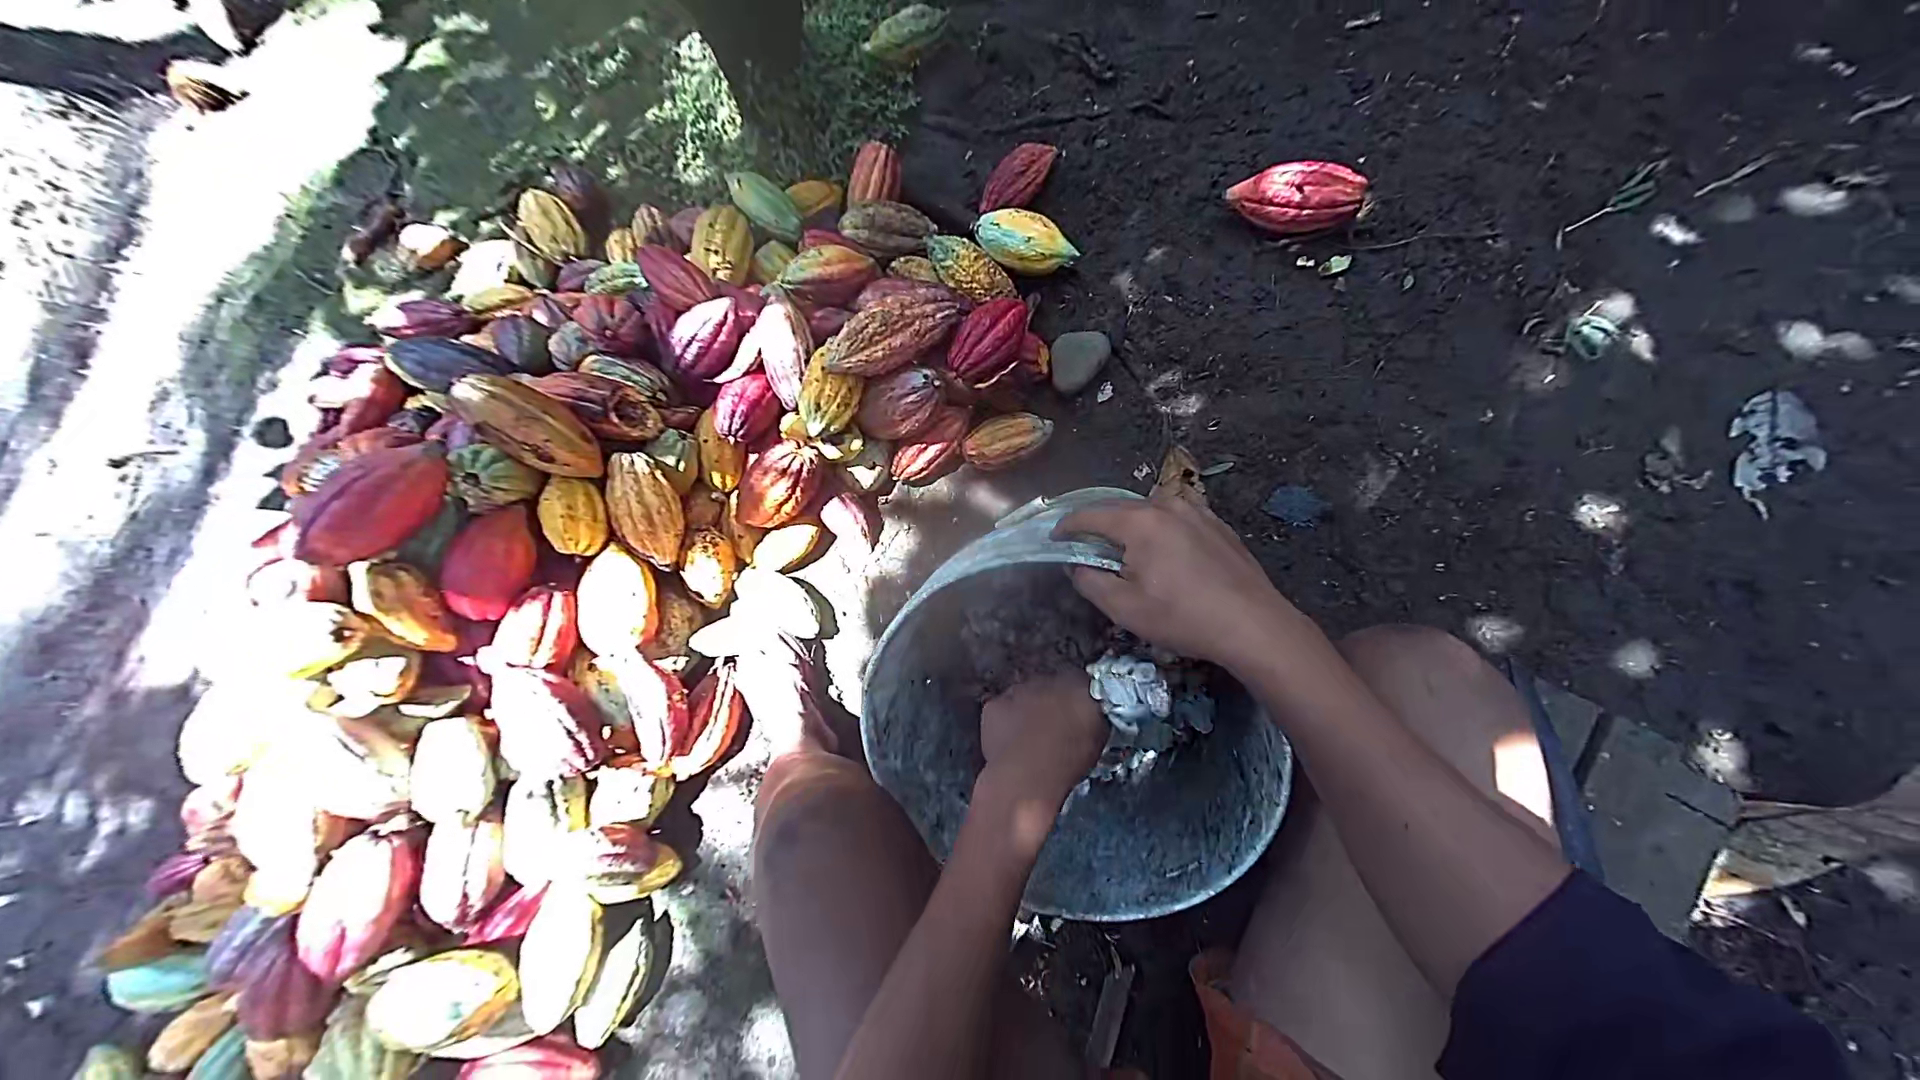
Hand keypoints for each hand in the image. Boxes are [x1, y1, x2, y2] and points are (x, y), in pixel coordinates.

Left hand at [979, 672, 1109, 802]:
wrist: (1026, 775)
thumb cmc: (1067, 762)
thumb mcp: (1097, 740)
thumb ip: (1090, 719)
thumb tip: (1087, 718)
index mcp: (1077, 685)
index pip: (1080, 683)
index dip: (1076, 702)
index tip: (1075, 717)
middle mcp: (1045, 680)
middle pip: (1048, 688)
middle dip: (1048, 704)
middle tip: (1051, 731)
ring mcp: (1016, 690)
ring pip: (1021, 697)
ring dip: (1025, 711)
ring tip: (1028, 740)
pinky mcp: (994, 704)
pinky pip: (1001, 710)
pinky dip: (1003, 722)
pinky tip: (1009, 742)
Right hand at [1054, 493, 1307, 671]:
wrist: (1254, 626)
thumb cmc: (1182, 617)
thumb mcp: (1123, 607)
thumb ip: (1089, 581)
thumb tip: (1076, 566)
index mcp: (1139, 521)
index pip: (1089, 514)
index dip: (1066, 527)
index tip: (1055, 540)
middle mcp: (1167, 505)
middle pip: (1119, 509)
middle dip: (1097, 526)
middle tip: (1084, 547)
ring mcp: (1197, 512)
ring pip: (1149, 512)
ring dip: (1129, 528)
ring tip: (1123, 551)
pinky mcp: (1217, 525)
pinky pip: (1176, 520)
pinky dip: (1158, 531)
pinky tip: (1163, 554)